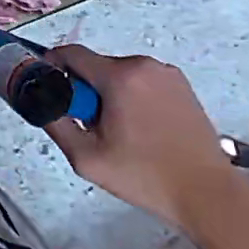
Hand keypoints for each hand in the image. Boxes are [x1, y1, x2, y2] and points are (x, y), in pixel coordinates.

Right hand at [42, 46, 236, 229]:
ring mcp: (166, 72)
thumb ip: (56, 125)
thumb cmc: (144, 177)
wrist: (207, 194)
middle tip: (92, 127)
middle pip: (97, 66)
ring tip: (121, 133)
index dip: (54, 67)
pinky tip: (143, 130)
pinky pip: (143, 81)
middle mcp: (143, 64)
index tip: (51, 90)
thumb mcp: (87, 158)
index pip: (72, 54)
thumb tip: (41, 102)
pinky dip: (134, 97)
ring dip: (110, 94)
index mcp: (119, 77)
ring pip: (120, 74)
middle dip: (86, 90)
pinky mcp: (182, 84)